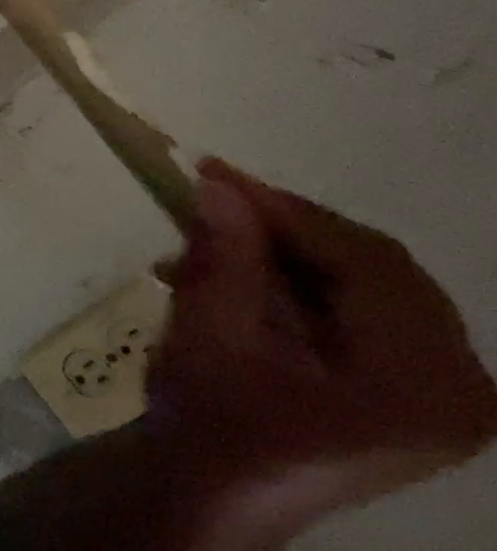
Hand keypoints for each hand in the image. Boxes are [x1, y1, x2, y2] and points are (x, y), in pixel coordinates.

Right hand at [149, 159, 496, 532]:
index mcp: (425, 384)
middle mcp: (461, 387)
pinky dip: (295, 285)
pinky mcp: (411, 393)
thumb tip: (217, 184)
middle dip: (286, 231)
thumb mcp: (207, 336)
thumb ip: (223, 260)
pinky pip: (360, 312)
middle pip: (376, 271)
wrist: (208, 494)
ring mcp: (442, 393)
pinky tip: (235, 276)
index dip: (289, 212)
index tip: (213, 174)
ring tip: (208, 242)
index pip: (368, 264)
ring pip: (366, 286)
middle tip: (211, 198)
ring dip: (284, 256)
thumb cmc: (209, 423)